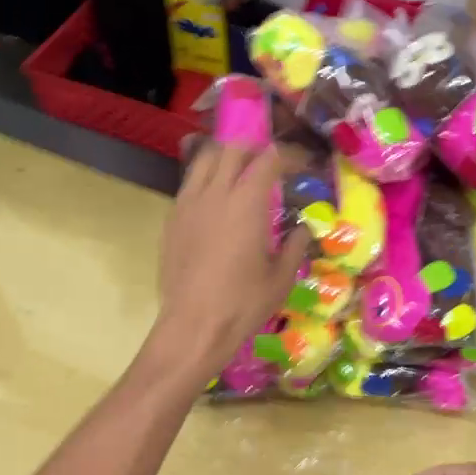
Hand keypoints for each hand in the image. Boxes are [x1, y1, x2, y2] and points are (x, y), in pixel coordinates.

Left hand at [151, 143, 307, 380]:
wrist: (193, 325)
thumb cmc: (242, 304)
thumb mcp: (281, 279)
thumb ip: (295, 246)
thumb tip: (302, 229)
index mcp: (247, 203)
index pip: (270, 159)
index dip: (290, 157)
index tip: (303, 166)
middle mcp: (215, 193)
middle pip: (234, 149)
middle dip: (256, 149)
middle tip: (270, 164)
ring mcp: (189, 203)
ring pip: (205, 159)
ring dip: (226, 157)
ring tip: (239, 172)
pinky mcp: (172, 219)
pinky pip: (190, 184)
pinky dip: (206, 179)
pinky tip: (216, 200)